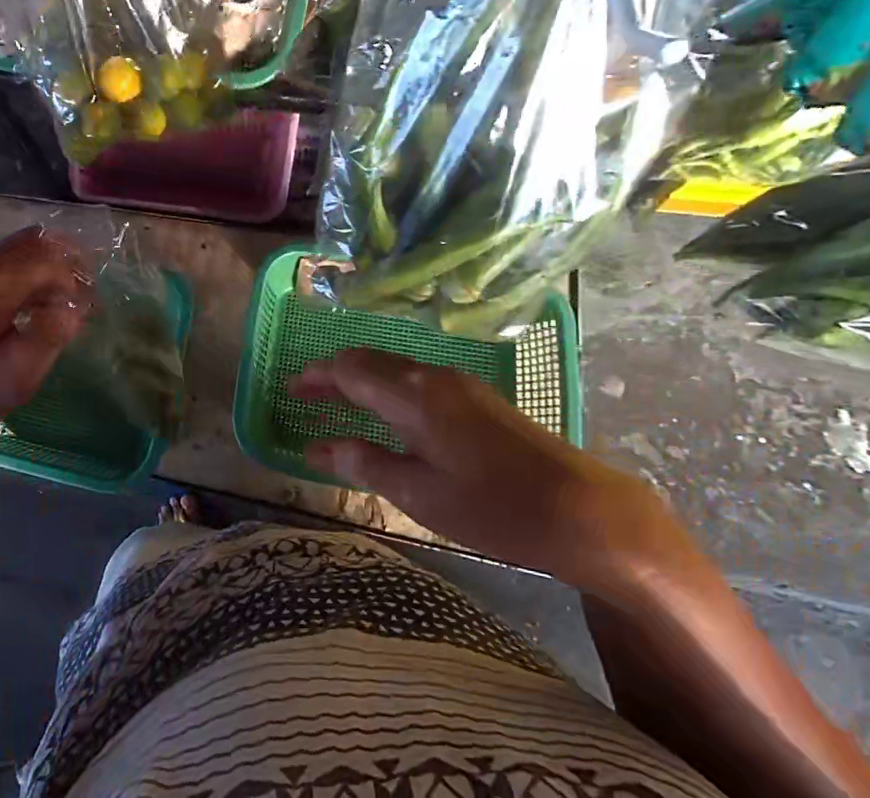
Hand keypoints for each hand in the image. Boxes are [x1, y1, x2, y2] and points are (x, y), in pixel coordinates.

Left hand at [0, 227, 90, 445]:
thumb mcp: (22, 369)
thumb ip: (53, 332)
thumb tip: (78, 305)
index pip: (40, 258)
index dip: (69, 278)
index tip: (86, 306)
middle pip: (31, 244)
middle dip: (64, 263)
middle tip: (87, 293)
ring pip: (23, 255)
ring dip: (52, 272)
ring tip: (73, 302)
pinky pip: (12, 271)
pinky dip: (36, 282)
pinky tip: (49, 308)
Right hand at [290, 349, 697, 602]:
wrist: (581, 509)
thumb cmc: (491, 506)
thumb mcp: (417, 493)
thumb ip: (362, 463)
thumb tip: (314, 450)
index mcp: (413, 395)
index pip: (350, 368)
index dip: (316, 376)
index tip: (288, 390)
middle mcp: (434, 376)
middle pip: (371, 361)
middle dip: (333, 375)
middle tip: (304, 397)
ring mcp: (461, 383)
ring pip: (396, 369)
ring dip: (361, 381)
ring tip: (336, 404)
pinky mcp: (479, 398)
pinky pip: (417, 380)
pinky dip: (388, 389)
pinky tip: (386, 414)